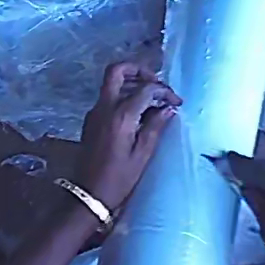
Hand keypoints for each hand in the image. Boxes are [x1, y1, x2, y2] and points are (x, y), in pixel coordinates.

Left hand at [75, 61, 179, 211]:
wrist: (88, 194)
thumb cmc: (118, 178)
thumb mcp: (142, 154)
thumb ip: (155, 126)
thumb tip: (168, 108)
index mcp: (120, 115)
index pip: (145, 89)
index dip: (164, 91)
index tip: (176, 102)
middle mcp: (104, 107)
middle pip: (117, 71)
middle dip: (139, 70)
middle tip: (157, 85)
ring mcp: (95, 112)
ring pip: (112, 83)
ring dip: (132, 83)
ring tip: (152, 100)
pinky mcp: (91, 120)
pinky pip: (108, 98)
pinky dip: (124, 96)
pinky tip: (139, 113)